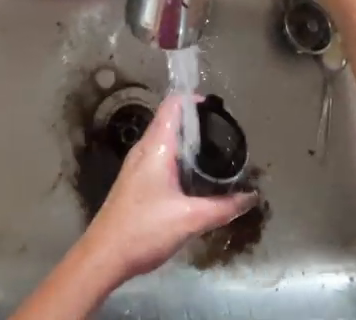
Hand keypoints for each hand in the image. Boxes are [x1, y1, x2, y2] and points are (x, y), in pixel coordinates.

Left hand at [81, 96, 256, 279]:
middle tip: (224, 133)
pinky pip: (161, 158)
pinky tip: (194, 177)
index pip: (173, 105)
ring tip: (215, 152)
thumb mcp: (190, 220)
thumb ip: (223, 208)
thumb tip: (250, 198)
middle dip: (196, 122)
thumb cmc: (144, 230)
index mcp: (155, 146)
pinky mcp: (136, 182)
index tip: (218, 108)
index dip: (194, 99)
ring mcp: (138, 166)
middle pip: (170, 121)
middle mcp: (144, 149)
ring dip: (188, 142)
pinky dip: (179, 158)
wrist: (104, 256)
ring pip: (166, 142)